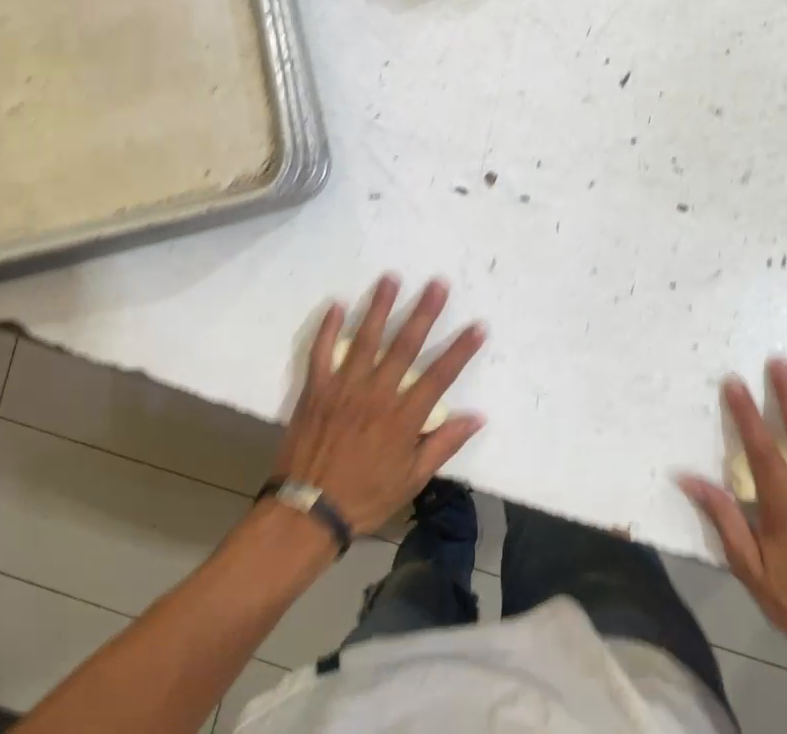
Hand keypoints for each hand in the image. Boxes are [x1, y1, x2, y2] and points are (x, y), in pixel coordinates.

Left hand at [274, 275, 486, 534]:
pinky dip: (329, 327)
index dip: (460, 350)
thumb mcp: (413, 480)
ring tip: (392, 278)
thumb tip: (476, 417)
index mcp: (403, 418)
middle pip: (405, 346)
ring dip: (380, 307)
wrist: (308, 509)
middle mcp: (376, 394)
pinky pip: (321, 351)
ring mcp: (343, 387)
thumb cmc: (365, 497)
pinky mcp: (315, 389)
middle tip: (437, 283)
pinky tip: (338, 304)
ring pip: (366, 339)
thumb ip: (443, 444)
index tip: (478, 326)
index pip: (439, 376)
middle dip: (424, 312)